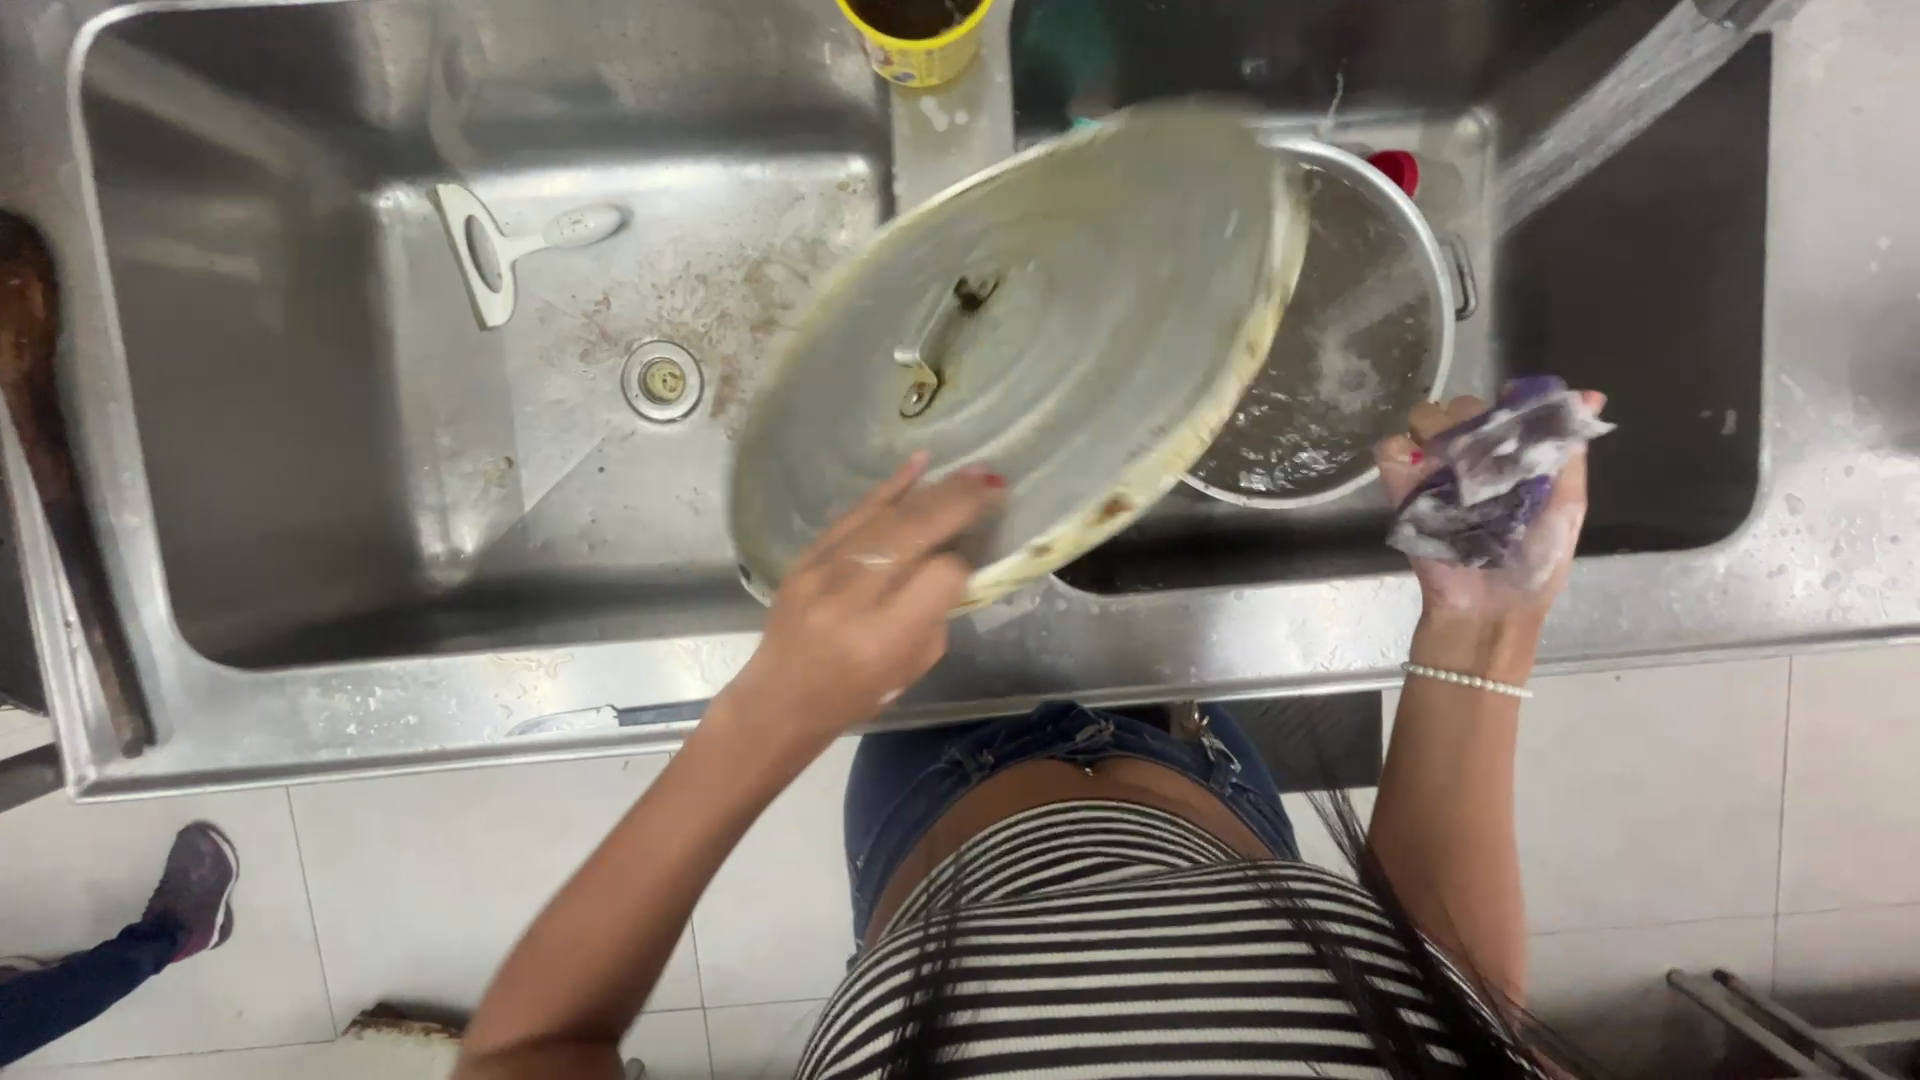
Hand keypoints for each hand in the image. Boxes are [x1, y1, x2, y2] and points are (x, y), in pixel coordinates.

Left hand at [720, 452, 1004, 750]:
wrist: (779, 700)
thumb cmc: (855, 695)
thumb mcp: (911, 667)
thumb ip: (934, 614)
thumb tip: (954, 560)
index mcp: (881, 638)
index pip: (938, 576)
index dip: (963, 564)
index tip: (972, 562)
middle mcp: (849, 599)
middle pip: (911, 533)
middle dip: (956, 503)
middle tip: (990, 481)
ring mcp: (820, 573)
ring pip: (884, 517)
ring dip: (931, 490)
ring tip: (968, 473)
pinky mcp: (804, 558)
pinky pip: (852, 514)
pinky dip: (889, 488)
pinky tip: (919, 463)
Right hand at [1373, 391, 1602, 680]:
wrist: (1487, 609)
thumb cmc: (1534, 563)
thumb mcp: (1566, 507)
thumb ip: (1569, 456)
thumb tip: (1592, 397)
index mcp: (1510, 461)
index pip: (1502, 410)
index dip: (1504, 404)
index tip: (1509, 411)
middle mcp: (1470, 462)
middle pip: (1458, 409)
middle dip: (1466, 417)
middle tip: (1477, 446)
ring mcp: (1432, 474)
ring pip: (1421, 422)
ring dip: (1433, 429)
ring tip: (1447, 459)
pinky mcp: (1401, 492)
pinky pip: (1390, 453)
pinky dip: (1397, 451)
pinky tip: (1415, 468)